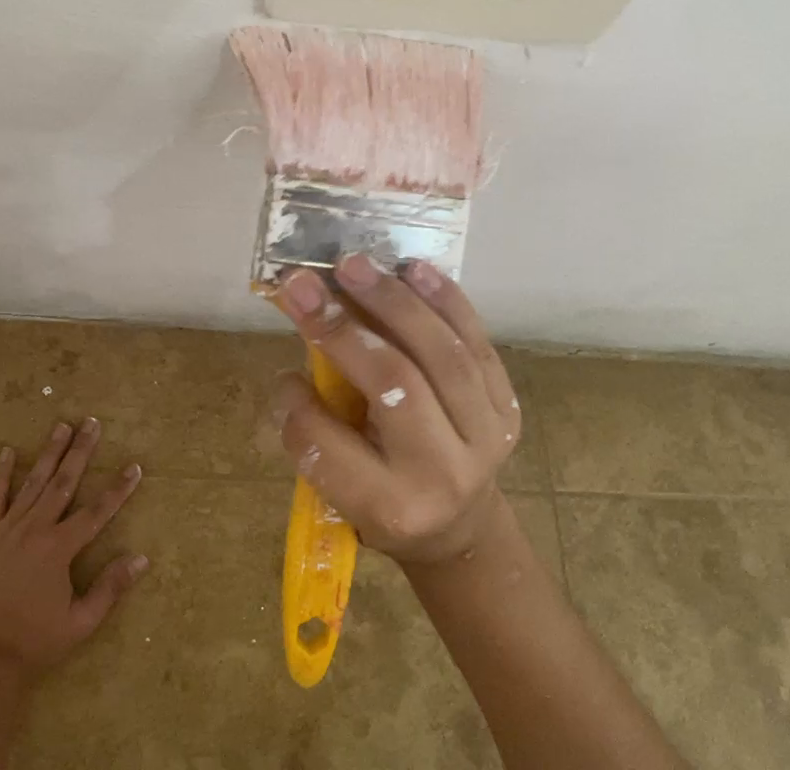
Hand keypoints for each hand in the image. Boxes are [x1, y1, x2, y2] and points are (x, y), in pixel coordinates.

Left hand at [0, 418, 148, 683]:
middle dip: (81, 451)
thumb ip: (110, 587)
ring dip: (49, 453)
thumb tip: (141, 558)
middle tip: (92, 422)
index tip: (135, 467)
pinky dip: (2, 474)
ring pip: (33, 483)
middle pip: (63, 483)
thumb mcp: (81, 621)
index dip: (118, 489)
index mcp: (60, 549)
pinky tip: (8, 452)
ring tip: (61, 426)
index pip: (97, 512)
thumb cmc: (36, 642)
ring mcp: (7, 530)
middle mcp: (35, 530)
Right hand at [268, 254, 521, 564]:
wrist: (459, 523)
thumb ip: (316, 423)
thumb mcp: (339, 486)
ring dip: (394, 302)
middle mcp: (443, 474)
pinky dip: (445, 301)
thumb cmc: (381, 500)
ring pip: (442, 355)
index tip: (281, 372)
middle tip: (305, 284)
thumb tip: (303, 339)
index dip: (296, 404)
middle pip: (395, 387)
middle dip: (344, 329)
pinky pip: (477, 344)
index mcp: (389, 506)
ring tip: (354, 266)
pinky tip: (412, 269)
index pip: (328, 446)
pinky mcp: (508, 407)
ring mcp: (486, 437)